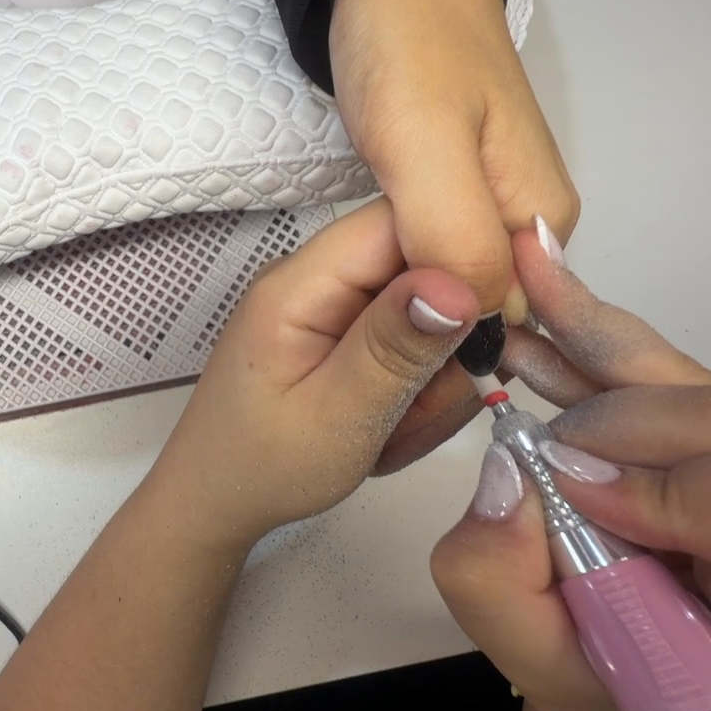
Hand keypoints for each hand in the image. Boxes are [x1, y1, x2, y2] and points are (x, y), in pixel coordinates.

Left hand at [146, 197, 480, 548]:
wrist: (218, 493)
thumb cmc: (261, 465)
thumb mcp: (336, 417)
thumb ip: (394, 349)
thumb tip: (460, 281)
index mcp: (298, 283)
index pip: (400, 217)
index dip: (465, 257)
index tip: (493, 328)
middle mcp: (315, 276)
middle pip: (426, 262)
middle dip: (447, 340)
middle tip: (417, 406)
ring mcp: (332, 301)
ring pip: (432, 308)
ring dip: (434, 375)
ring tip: (392, 427)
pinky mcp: (346, 328)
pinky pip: (413, 337)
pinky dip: (419, 384)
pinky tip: (390, 422)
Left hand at [330, 0, 578, 322]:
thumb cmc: (406, 50)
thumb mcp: (422, 145)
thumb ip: (452, 233)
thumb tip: (470, 321)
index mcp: (538, 220)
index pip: (499, 321)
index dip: (436, 339)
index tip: (377, 345)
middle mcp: (524, 220)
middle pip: (473, 307)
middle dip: (417, 325)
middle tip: (353, 330)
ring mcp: (487, 203)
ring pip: (447, 282)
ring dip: (402, 299)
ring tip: (352, 308)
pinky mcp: (451, 189)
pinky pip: (430, 251)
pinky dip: (398, 267)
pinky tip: (366, 273)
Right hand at [430, 221, 710, 710]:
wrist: (642, 697)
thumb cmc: (601, 694)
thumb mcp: (529, 658)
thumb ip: (497, 576)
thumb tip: (508, 465)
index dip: (676, 479)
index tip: (568, 488)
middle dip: (613, 420)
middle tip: (524, 432)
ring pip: (706, 389)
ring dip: (594, 356)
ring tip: (512, 322)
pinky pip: (685, 383)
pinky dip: (603, 345)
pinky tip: (547, 299)